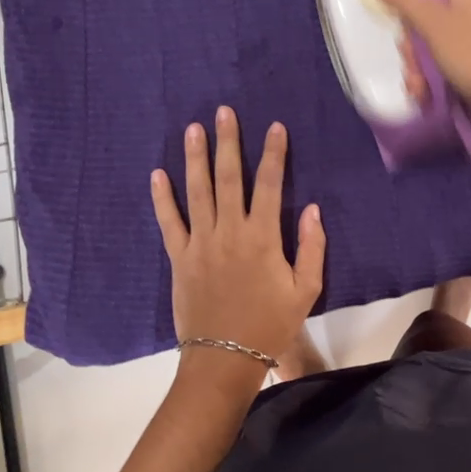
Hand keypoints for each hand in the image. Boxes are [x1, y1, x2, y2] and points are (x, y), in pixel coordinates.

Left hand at [150, 107, 325, 369]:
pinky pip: (169, 222)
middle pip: (229, 178)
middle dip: (228, 142)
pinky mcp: (179, 258)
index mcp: (263, 238)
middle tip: (224, 112)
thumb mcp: (306, 291)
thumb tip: (313, 209)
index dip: (274, 153)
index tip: (275, 127)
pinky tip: (157, 174)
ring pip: (197, 192)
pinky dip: (162, 198)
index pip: (270, 184)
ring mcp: (200, 243)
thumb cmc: (271, 325)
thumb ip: (312, 248)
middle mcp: (230, 232)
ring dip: (195, 158)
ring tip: (193, 129)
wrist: (224, 360)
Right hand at [371, 0, 470, 116]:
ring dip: (416, 58)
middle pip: (425, 0)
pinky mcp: (470, 56)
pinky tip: (425, 90)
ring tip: (417, 79)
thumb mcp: (434, 23)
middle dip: (409, 29)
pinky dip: (429, 72)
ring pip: (428, 34)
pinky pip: (439, 55)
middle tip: (406, 46)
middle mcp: (469, 2)